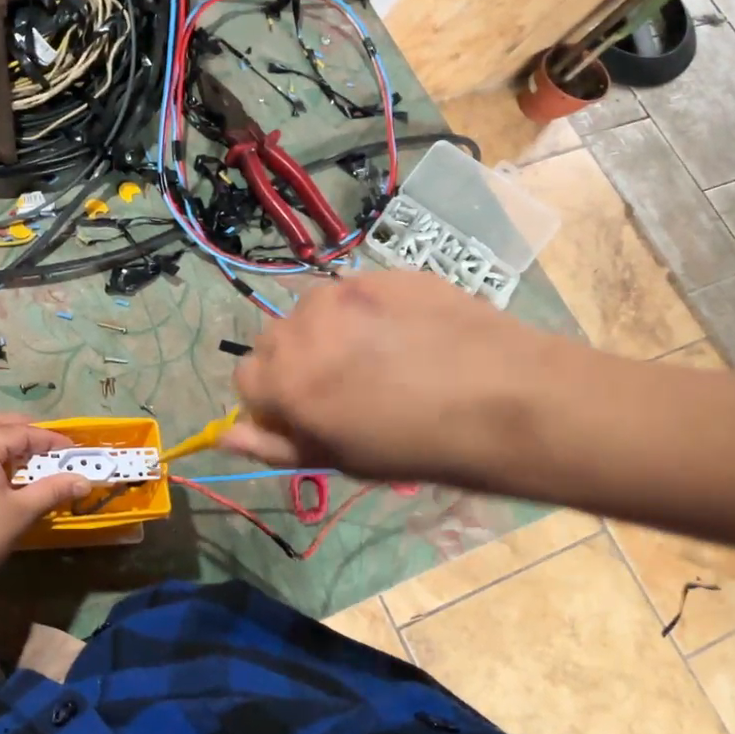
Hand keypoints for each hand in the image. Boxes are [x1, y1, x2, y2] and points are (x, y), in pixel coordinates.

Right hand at [221, 271, 564, 480]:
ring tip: (377, 358)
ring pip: (310, 313)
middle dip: (293, 363)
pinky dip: (363, 313)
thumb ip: (273, 445)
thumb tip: (224, 435)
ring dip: (325, 334)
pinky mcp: (382, 274)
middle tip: (343, 388)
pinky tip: (405, 335)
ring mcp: (343, 292)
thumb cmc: (419, 447)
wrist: (510, 399)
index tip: (307, 416)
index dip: (271, 401)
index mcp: (285, 379)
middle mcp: (301, 327)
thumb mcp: (339, 459)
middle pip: (272, 343)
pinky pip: (352, 293)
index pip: (245, 379)